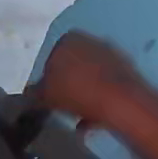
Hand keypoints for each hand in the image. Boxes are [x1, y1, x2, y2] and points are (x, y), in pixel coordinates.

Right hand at [35, 31, 157, 145]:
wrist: (121, 102)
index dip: (48, 79)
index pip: (51, 58)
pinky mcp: (129, 70)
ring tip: (80, 118)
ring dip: (85, 95)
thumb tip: (28, 94)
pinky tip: (95, 120)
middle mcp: (91, 40)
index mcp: (69, 39)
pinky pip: (107, 86)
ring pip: (91, 77)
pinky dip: (100, 100)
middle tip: (63, 106)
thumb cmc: (76, 92)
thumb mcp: (45, 96)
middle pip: (73, 66)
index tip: (49, 97)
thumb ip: (33, 94)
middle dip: (68, 86)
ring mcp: (113, 54)